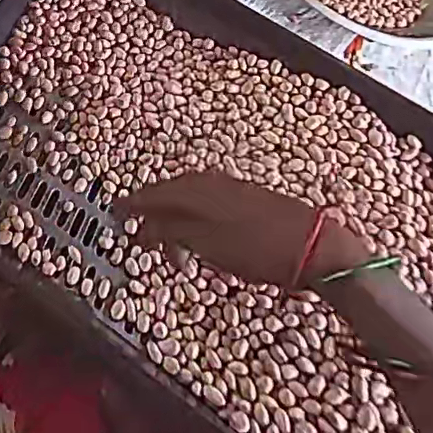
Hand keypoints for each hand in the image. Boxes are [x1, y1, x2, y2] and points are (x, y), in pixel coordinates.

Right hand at [117, 170, 370, 289]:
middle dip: (152, 218)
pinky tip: (202, 240)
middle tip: (143, 242)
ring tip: (174, 251)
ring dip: (175, 223)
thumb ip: (167, 232)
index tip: (114, 217)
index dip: (129, 207)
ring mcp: (228, 187)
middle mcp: (206, 181)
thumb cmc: (256, 247)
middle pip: (167, 196)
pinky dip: (195, 222)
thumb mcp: (204, 244)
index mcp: (190, 188)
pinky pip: (207, 205)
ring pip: (188, 202)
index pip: (148, 194)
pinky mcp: (247, 198)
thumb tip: (140, 227)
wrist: (318, 247)